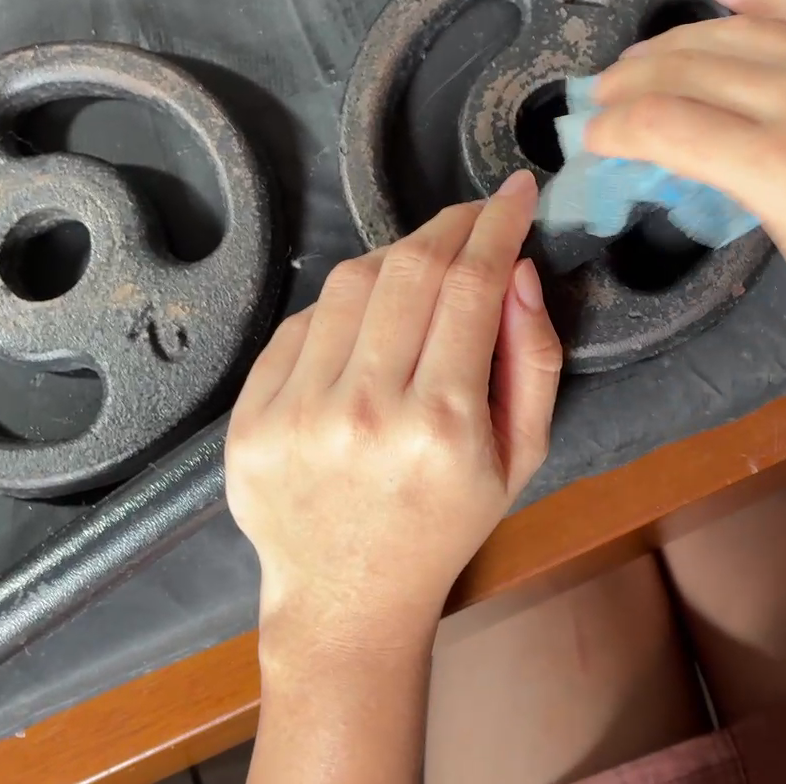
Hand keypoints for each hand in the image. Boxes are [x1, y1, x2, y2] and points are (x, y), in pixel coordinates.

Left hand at [224, 171, 562, 656]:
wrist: (349, 596)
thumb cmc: (449, 523)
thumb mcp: (522, 455)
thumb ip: (534, 359)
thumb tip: (519, 270)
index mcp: (443, 424)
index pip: (471, 285)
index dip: (498, 224)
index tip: (518, 190)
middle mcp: (365, 409)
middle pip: (411, 269)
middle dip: (452, 223)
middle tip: (477, 213)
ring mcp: (297, 410)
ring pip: (353, 281)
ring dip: (400, 254)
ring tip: (428, 265)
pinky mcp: (251, 413)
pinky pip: (306, 318)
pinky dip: (349, 299)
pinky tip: (373, 317)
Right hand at [585, 0, 785, 362]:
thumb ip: (766, 205)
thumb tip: (733, 165)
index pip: (666, 129)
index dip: (616, 131)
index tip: (593, 140)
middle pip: (688, 68)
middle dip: (630, 83)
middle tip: (601, 98)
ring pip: (735, 29)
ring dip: (672, 41)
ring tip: (639, 58)